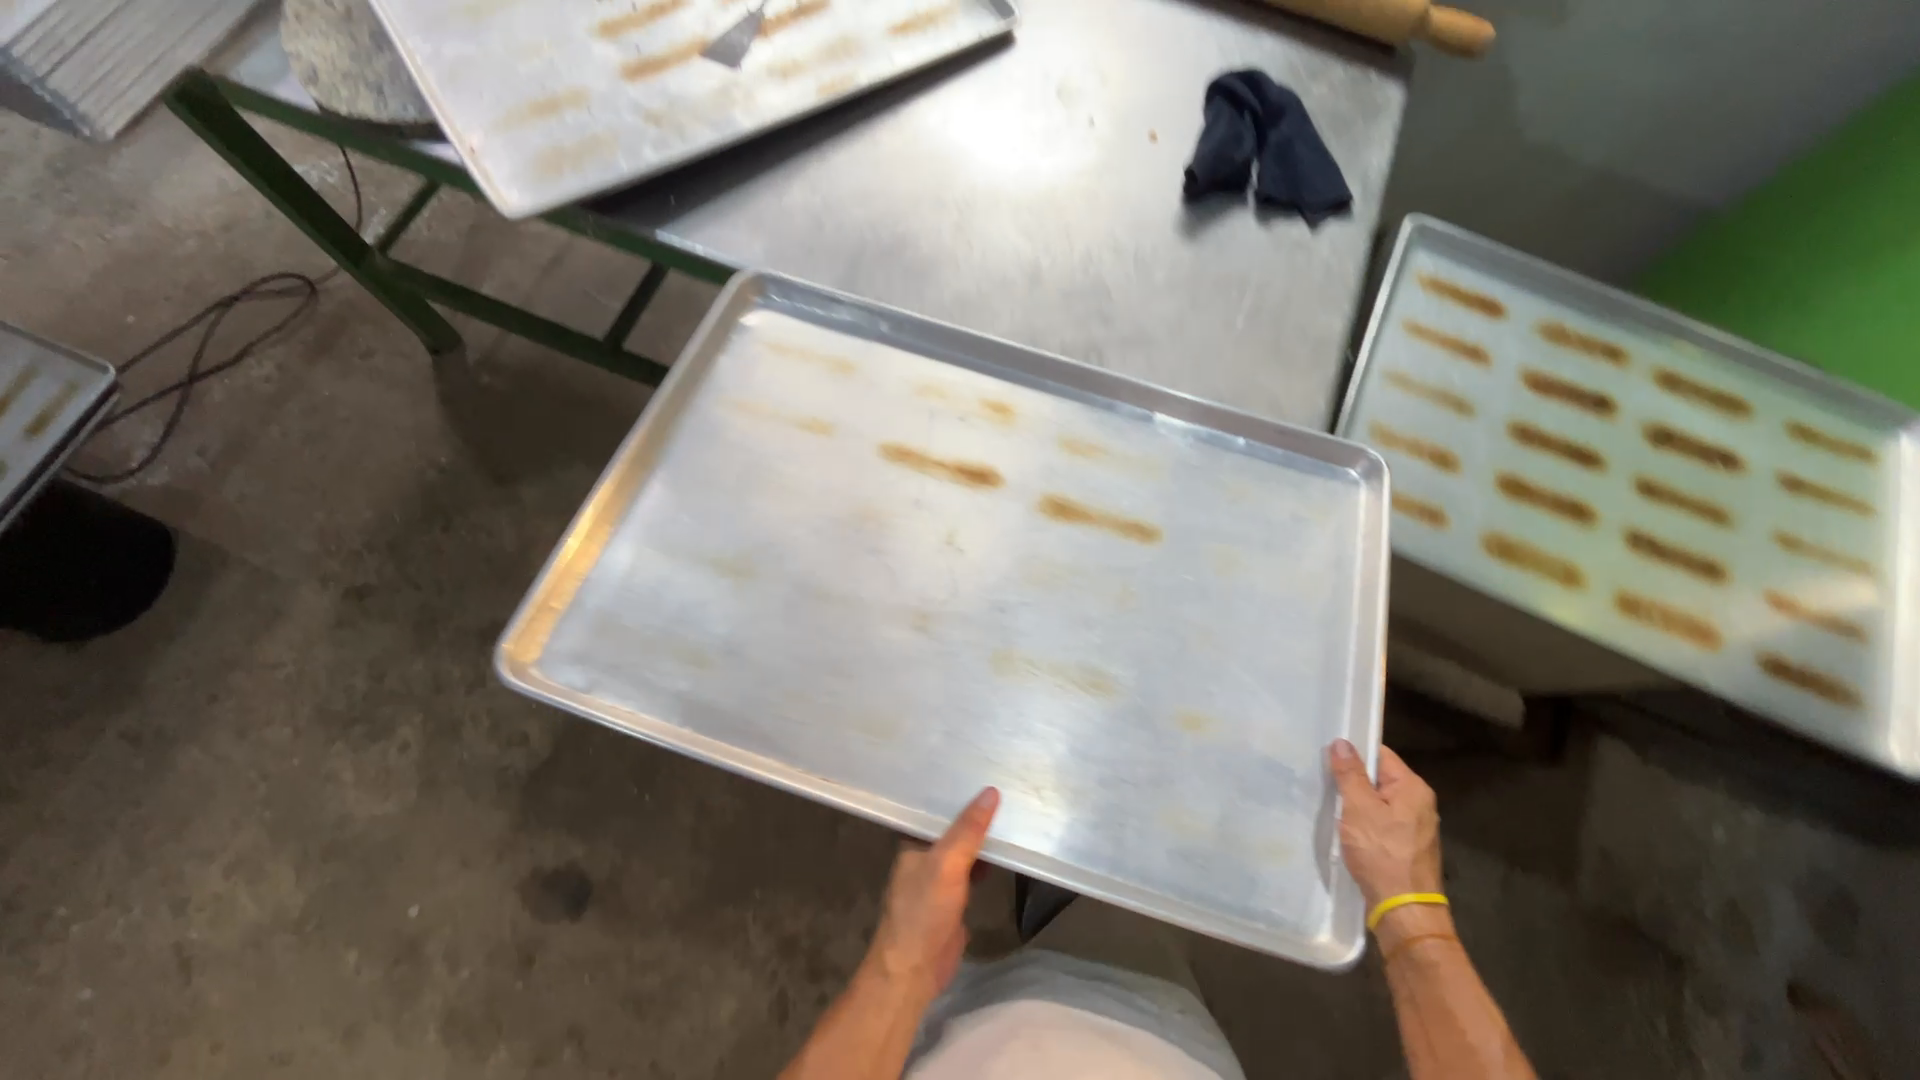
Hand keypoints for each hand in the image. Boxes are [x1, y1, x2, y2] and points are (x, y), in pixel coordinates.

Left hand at [862, 787, 999, 999]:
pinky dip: (988, 861)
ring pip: (965, 849)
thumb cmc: (923, 911)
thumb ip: (967, 830)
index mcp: (914, 841)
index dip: (958, 792)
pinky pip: (973, 871)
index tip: (984, 772)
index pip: (937, 808)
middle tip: (1007, 788)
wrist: (916, 970)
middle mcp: (925, 856)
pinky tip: (1008, 852)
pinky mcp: (954, 899)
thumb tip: (990, 792)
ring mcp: (940, 878)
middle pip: (953, 828)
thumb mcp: (946, 864)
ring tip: (1012, 810)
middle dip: (975, 813)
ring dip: (984, 837)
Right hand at [1328, 740, 1442, 914]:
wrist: (1403, 909)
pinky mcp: (1407, 847)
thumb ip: (1349, 774)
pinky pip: (1382, 823)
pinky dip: (1364, 824)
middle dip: (1352, 781)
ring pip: (1379, 803)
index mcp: (1413, 788)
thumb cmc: (1381, 853)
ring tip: (1331, 806)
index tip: (1327, 758)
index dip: (1354, 753)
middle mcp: (1420, 803)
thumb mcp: (1359, 808)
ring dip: (1356, 804)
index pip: (1381, 755)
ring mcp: (1416, 827)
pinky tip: (1347, 831)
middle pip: (1380, 779)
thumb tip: (1342, 742)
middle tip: (1323, 782)